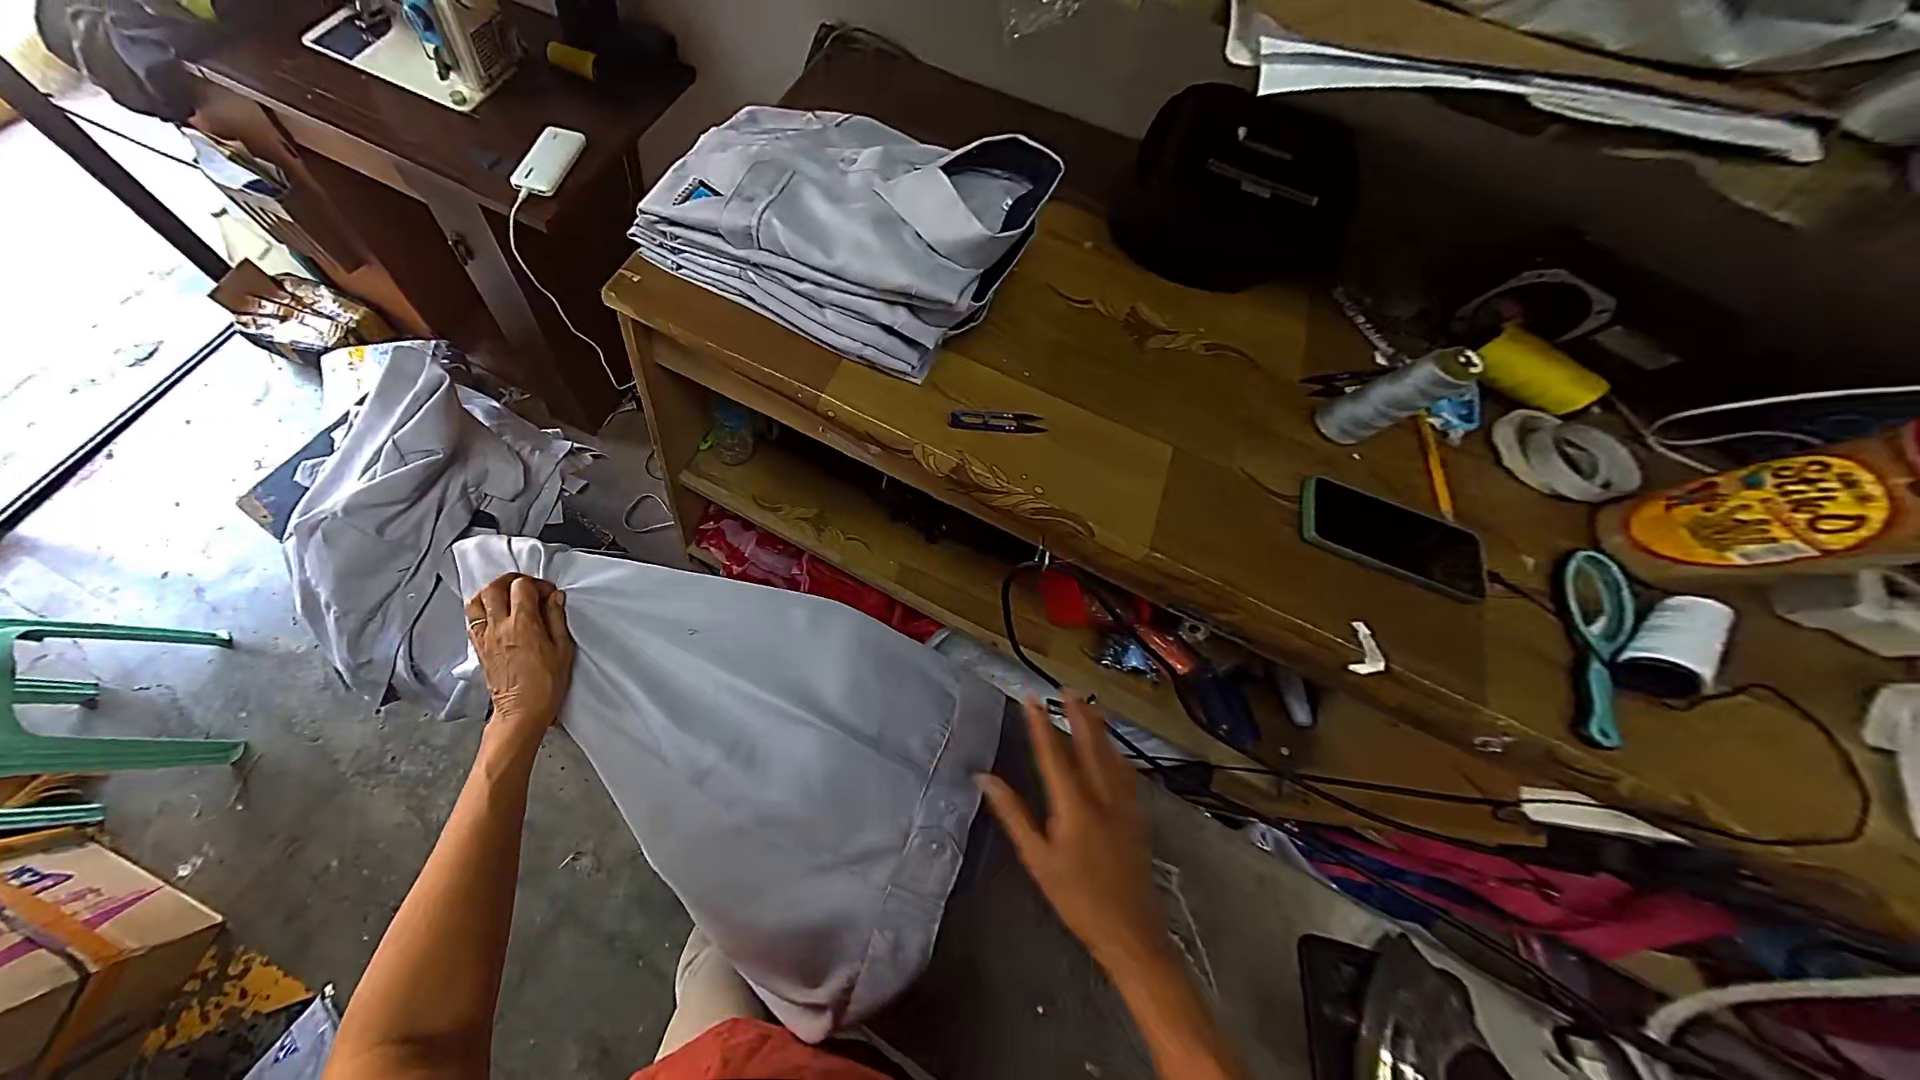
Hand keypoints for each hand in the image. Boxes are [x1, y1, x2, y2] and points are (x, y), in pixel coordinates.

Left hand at [466, 573, 573, 733]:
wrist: (521, 710)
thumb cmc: (546, 683)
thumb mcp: (563, 648)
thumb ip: (556, 618)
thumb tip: (555, 598)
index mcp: (523, 625)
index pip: (522, 586)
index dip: (537, 584)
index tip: (549, 594)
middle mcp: (499, 627)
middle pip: (494, 587)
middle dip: (512, 581)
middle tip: (527, 588)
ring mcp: (485, 637)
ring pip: (476, 601)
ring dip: (492, 593)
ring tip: (508, 598)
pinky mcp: (478, 648)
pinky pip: (472, 619)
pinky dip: (483, 610)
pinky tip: (497, 616)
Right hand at [977, 697, 1168, 974]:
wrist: (1130, 930)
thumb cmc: (1076, 897)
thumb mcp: (1037, 858)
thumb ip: (1013, 814)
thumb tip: (985, 779)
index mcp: (1075, 803)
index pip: (1053, 753)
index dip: (1039, 723)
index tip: (1030, 698)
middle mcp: (1103, 794)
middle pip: (1090, 744)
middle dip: (1078, 714)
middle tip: (1067, 690)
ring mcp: (1125, 804)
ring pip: (1112, 754)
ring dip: (1100, 728)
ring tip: (1091, 707)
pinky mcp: (1138, 816)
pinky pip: (1126, 772)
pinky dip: (1116, 752)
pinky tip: (1114, 751)